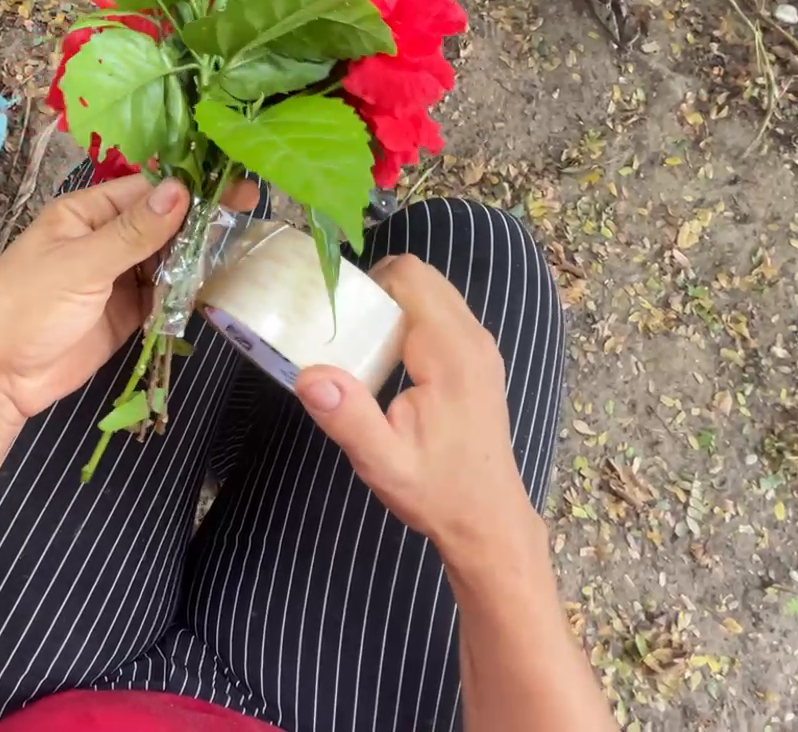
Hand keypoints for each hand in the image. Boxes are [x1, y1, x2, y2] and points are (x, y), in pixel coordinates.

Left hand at [0, 174, 256, 420]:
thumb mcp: (80, 264)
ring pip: (167, 260)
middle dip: (201, 222)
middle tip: (250, 215)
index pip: (147, 192)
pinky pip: (163, 296)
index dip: (190, 189)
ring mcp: (117, 278)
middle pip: (162, 224)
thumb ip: (133, 232)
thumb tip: (181, 190)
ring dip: (197, 258)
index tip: (235, 187)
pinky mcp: (126, 314)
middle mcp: (105, 240)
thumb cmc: (26, 305)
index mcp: (87, 214)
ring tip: (242, 251)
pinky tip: (215, 287)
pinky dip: (186, 293)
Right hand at [294, 256, 541, 567]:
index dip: (369, 282)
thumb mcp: (382, 462)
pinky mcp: (476, 358)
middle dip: (377, 287)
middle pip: (421, 275)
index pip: (410, 277)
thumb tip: (309, 374)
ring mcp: (480, 347)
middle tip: (345, 325)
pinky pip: (439, 311)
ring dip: (393, 300)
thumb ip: (348, 417)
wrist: (489, 522)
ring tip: (361, 338)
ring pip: (431, 290)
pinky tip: (387, 353)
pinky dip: (409, 315)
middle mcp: (472, 339)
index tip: (340, 313)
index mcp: (450, 353)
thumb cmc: (436, 491)